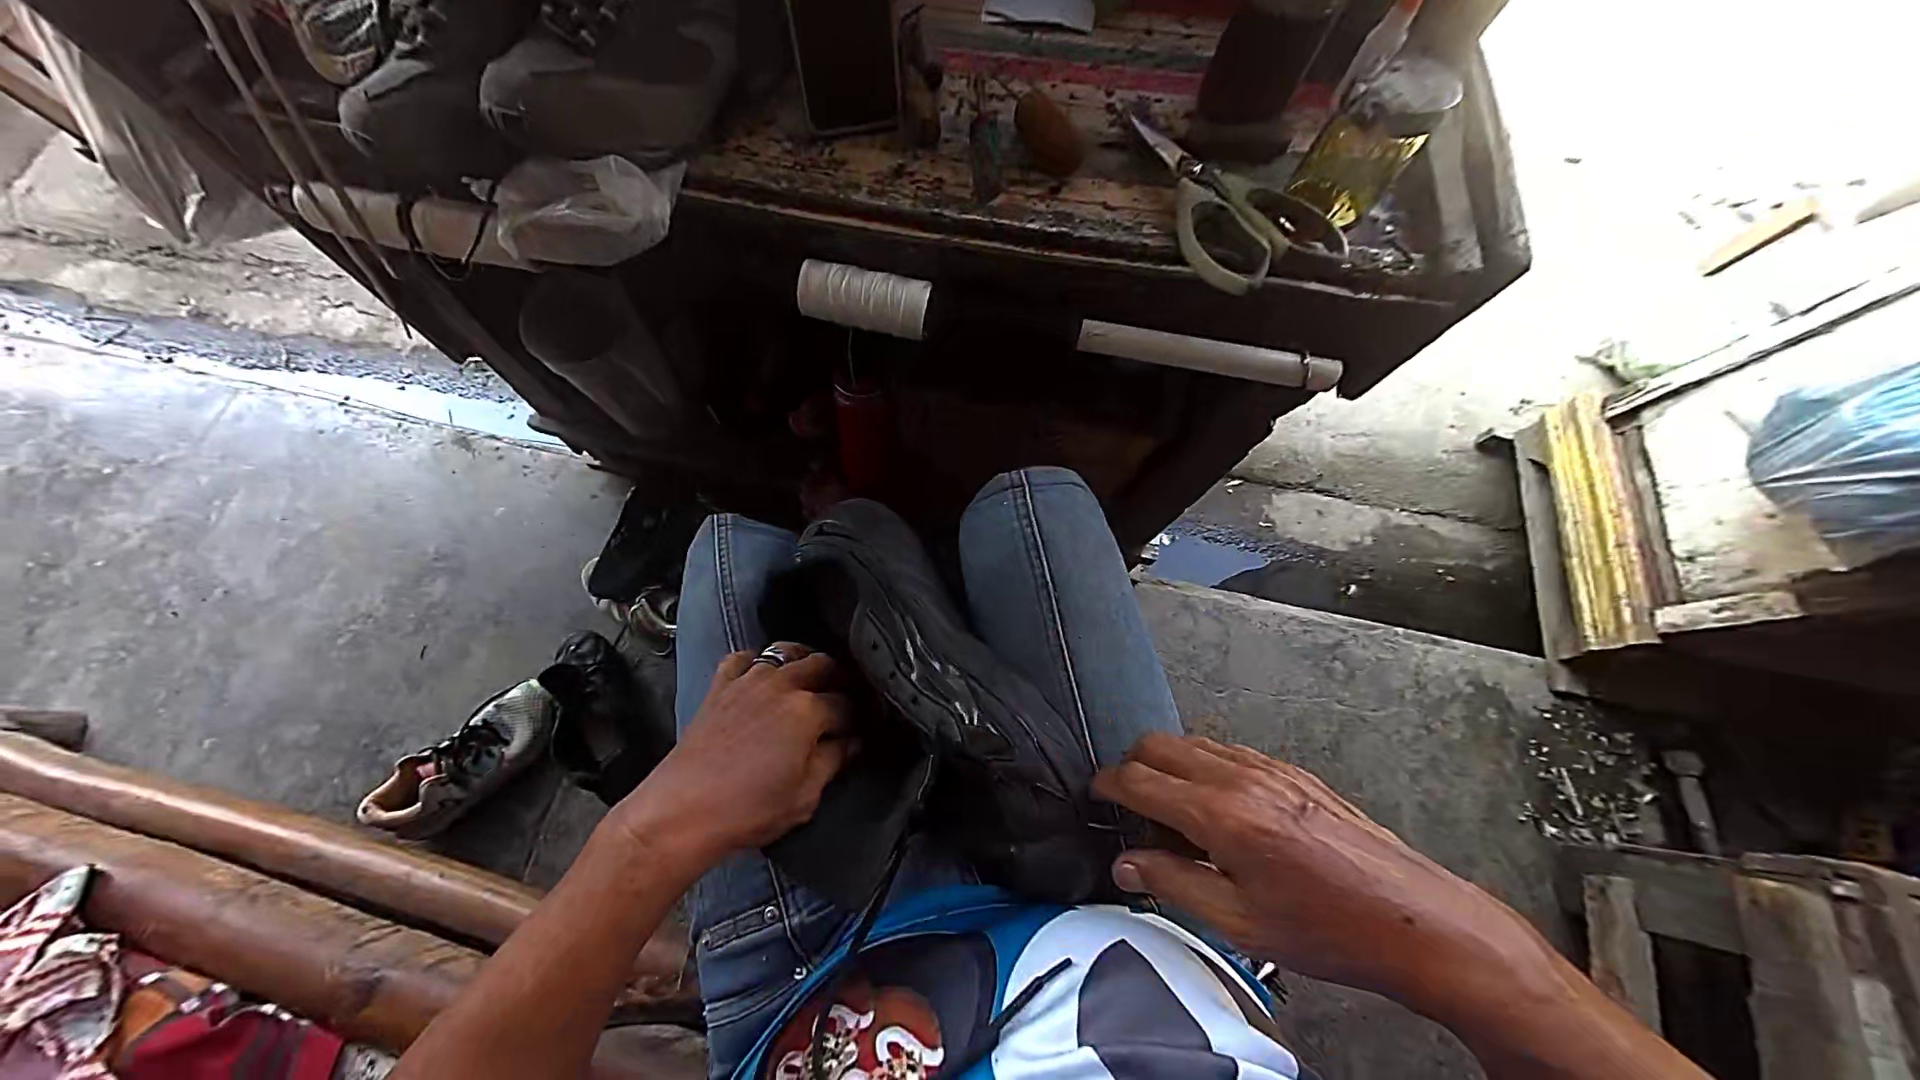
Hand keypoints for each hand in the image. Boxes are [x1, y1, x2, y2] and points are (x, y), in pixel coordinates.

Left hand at [612, 644, 852, 867]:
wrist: (681, 813)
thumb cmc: (744, 810)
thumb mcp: (804, 796)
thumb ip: (833, 762)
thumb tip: (850, 745)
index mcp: (807, 712)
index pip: (849, 704)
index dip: (865, 713)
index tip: (869, 722)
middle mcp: (780, 687)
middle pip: (824, 664)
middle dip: (843, 678)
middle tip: (849, 695)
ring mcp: (748, 682)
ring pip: (787, 651)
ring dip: (806, 660)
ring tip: (815, 675)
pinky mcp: (721, 688)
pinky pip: (743, 657)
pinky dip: (758, 659)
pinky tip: (764, 673)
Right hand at [1093, 734, 1557, 1016]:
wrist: (1415, 919)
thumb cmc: (1332, 928)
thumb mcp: (1239, 920)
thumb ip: (1172, 882)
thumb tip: (1126, 864)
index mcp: (1222, 814)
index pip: (1139, 779)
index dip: (1107, 784)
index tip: (1097, 794)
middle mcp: (1240, 777)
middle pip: (1157, 744)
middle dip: (1132, 768)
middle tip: (1133, 812)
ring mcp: (1267, 768)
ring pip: (1190, 742)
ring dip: (1168, 768)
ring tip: (1177, 820)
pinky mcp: (1288, 770)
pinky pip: (1225, 751)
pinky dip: (1202, 768)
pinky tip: (1217, 812)